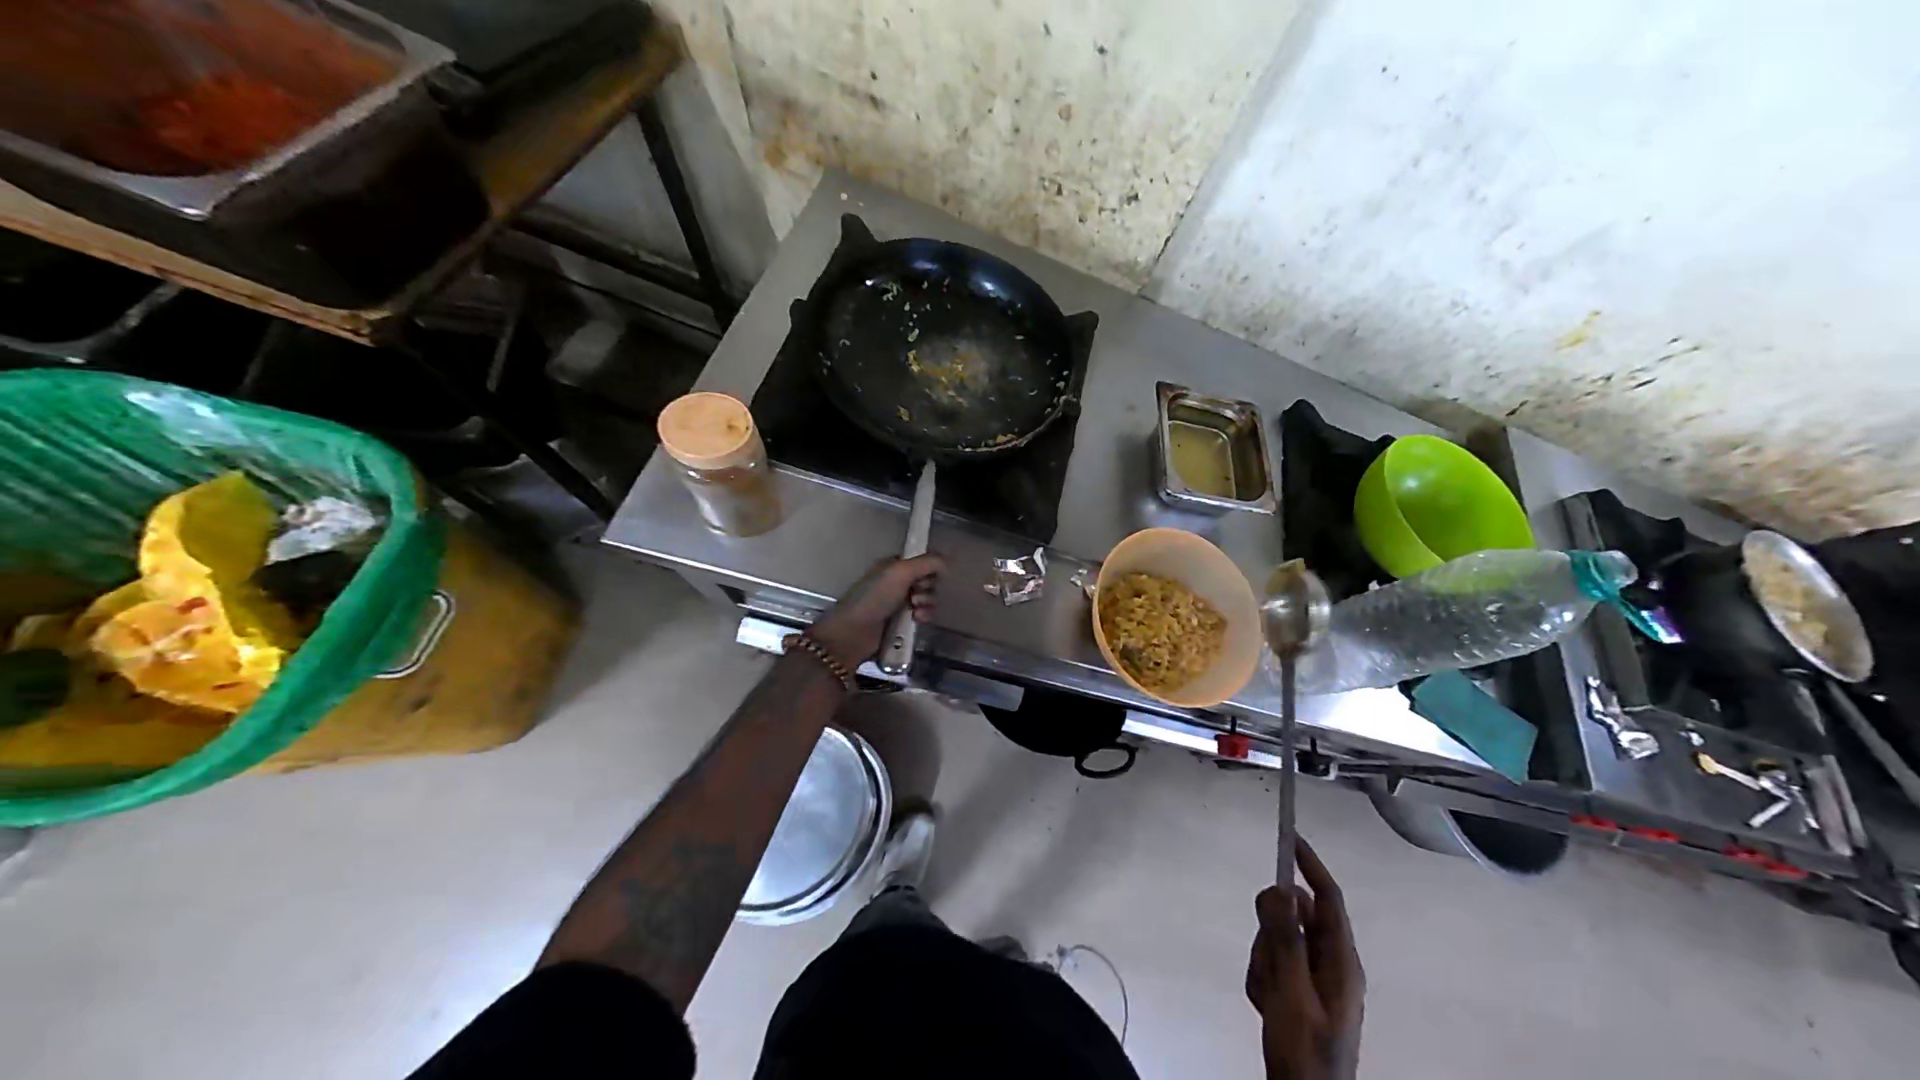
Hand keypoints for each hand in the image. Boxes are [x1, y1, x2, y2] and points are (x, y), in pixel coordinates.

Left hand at [807, 554, 945, 668]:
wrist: (856, 632)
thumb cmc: (875, 597)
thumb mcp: (900, 572)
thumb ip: (927, 562)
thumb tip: (947, 562)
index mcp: (893, 566)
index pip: (922, 562)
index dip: (929, 568)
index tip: (927, 575)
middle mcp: (897, 582)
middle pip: (928, 580)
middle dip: (928, 587)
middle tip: (916, 594)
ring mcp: (900, 603)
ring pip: (928, 599)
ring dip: (928, 603)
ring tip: (915, 609)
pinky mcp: (903, 623)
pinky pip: (924, 615)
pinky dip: (924, 616)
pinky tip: (917, 620)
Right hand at [1245, 838, 1364, 1079]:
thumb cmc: (1304, 1050)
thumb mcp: (1291, 994)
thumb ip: (1284, 939)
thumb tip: (1282, 888)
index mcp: (1341, 962)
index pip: (1328, 899)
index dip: (1310, 865)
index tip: (1290, 838)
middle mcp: (1331, 964)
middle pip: (1295, 918)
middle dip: (1272, 933)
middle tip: (1267, 960)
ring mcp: (1314, 979)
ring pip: (1277, 940)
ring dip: (1264, 961)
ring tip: (1268, 995)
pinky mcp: (1297, 990)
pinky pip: (1270, 963)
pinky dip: (1261, 978)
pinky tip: (1266, 1004)